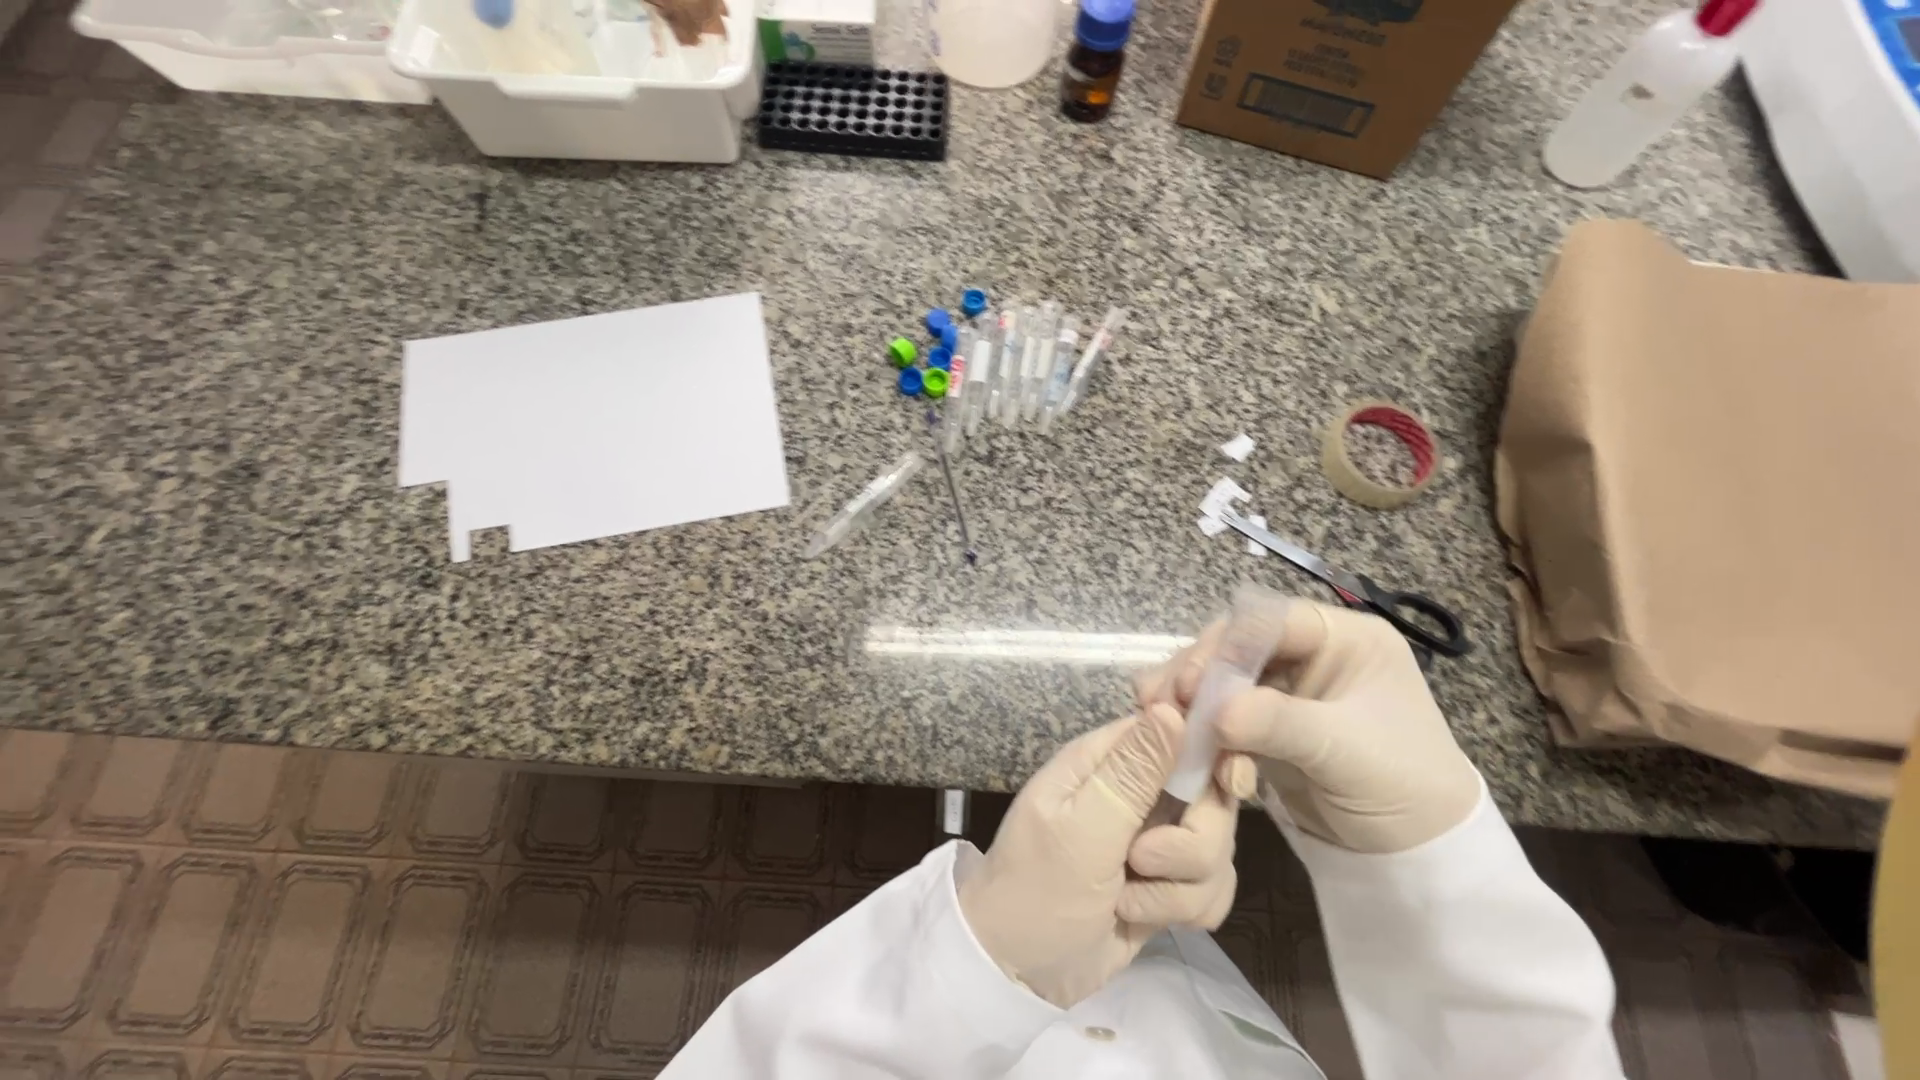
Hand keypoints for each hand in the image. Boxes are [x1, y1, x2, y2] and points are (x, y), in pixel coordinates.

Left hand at [957, 704, 1252, 1007]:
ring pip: (1216, 846)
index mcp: (1105, 761)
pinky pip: (1213, 886)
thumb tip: (1172, 709)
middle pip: (1211, 797)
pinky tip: (1147, 918)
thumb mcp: (1082, 829)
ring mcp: (1156, 838)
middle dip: (1191, 842)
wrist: (1019, 973)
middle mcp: (1135, 791)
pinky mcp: (1170, 883)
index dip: (1209, 752)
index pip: (1177, 728)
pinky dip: (1188, 908)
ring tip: (1128, 900)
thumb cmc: (1037, 890)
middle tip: (1141, 860)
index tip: (1226, 783)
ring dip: (1180, 886)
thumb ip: (1132, 773)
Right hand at [1137, 597, 1479, 853]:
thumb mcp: (1345, 750)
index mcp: (1344, 638)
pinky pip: (1219, 713)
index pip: (1271, 621)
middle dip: (1197, 672)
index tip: (1192, 683)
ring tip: (1157, 720)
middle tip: (1162, 703)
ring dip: (1189, 700)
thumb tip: (1215, 713)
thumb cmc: (1401, 786)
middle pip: (1235, 644)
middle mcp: (1310, 654)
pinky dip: (1196, 726)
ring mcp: (1284, 689)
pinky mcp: (1264, 723)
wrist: (1416, 853)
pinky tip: (1173, 739)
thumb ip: (1280, 723)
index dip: (1226, 645)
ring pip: (1220, 677)